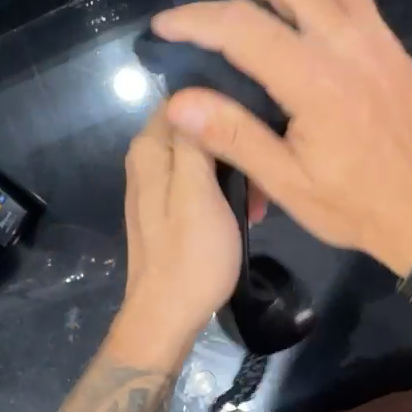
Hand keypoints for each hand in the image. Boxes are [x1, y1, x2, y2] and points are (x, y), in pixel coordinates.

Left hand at [110, 108, 242, 366]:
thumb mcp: (199, 191)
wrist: (168, 316)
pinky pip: (199, 184)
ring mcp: (155, 187)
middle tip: (265, 173)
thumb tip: (195, 95)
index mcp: (150, 149)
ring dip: (234, 172)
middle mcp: (146, 160)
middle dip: (233, 144)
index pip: (186, 98)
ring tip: (259, 201)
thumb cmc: (191, 255)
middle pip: (197, 129)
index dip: (224, 104)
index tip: (259, 122)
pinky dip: (223, 193)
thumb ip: (195, 142)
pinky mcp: (166, 211)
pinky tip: (243, 213)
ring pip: (202, 159)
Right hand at [151, 0, 411, 277]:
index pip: (243, 27)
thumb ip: (234, 137)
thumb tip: (177, 101)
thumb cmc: (355, 206)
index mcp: (317, 82)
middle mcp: (347, 44)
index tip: (163, 24)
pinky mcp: (391, 43)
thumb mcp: (289, 185)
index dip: (196, 19)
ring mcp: (376, 37)